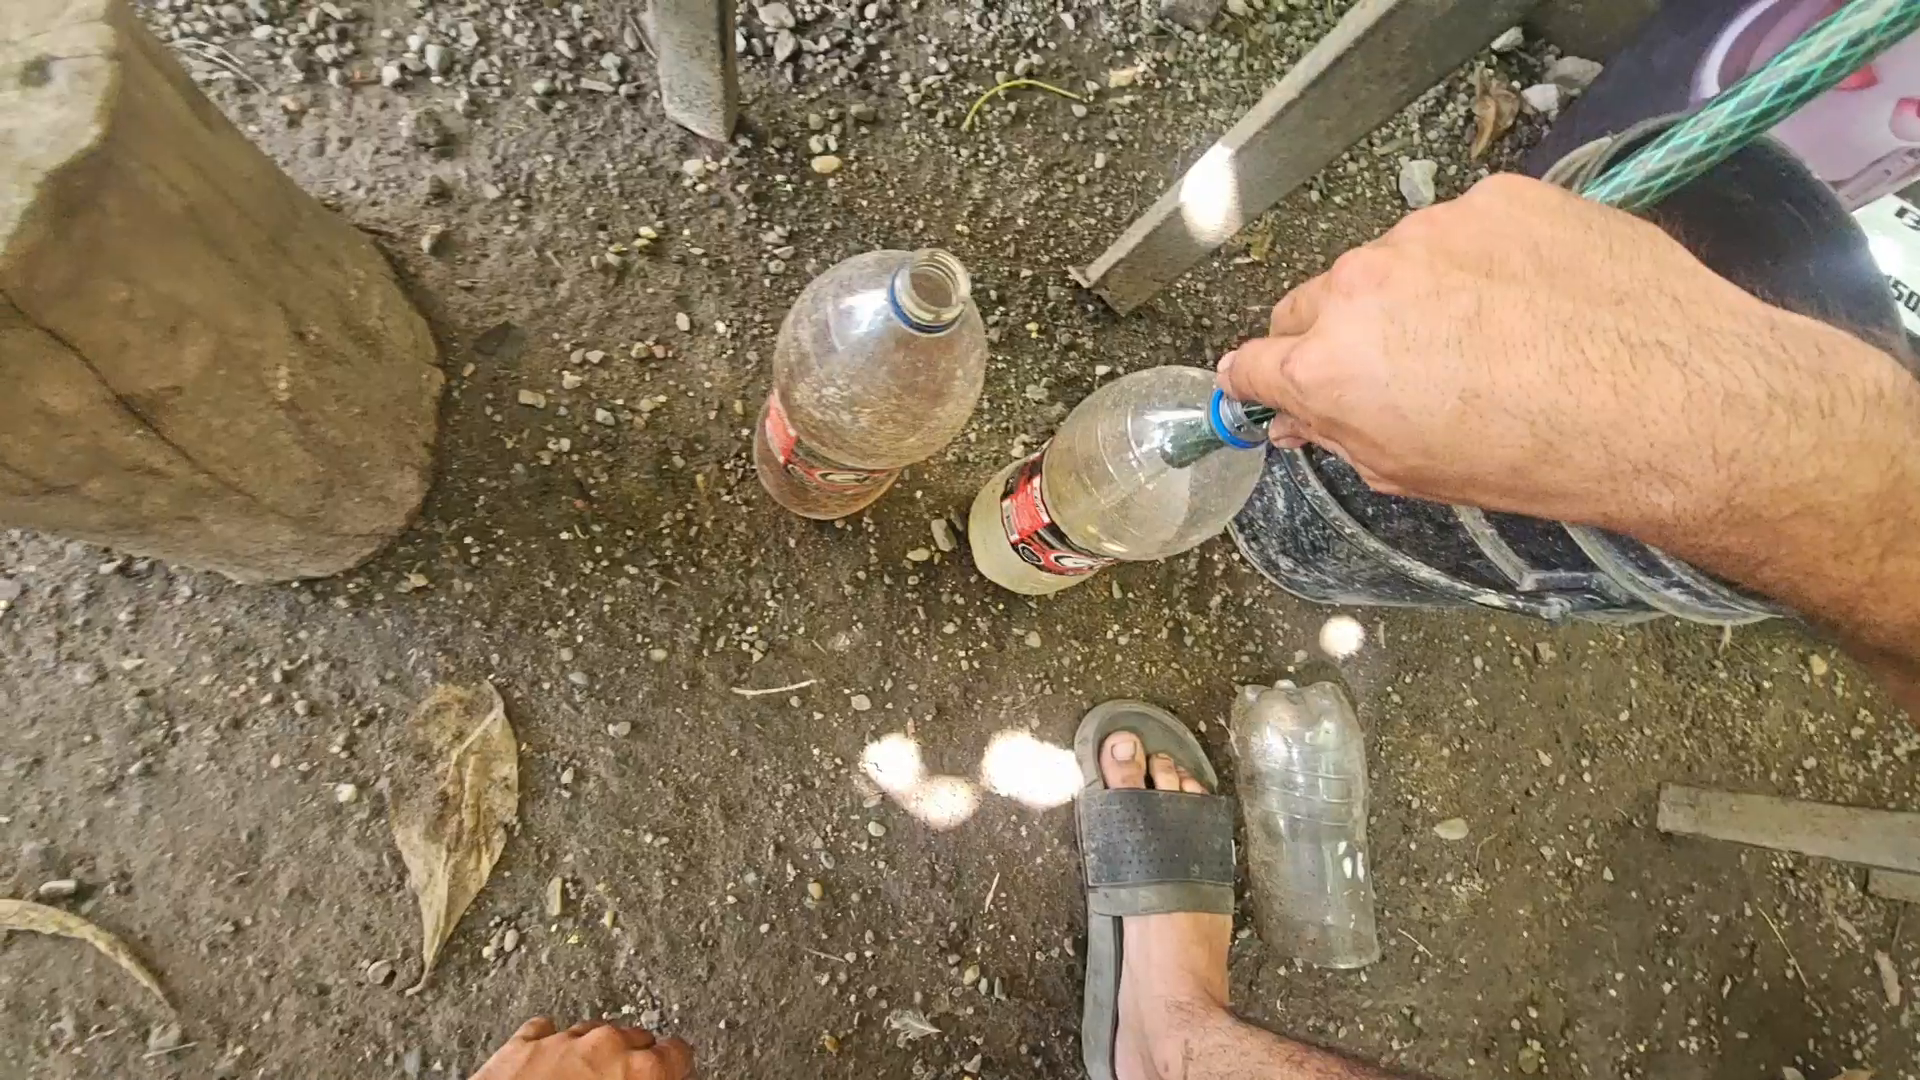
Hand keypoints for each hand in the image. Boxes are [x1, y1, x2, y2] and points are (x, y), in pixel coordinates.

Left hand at [470, 1018, 692, 1079]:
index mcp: (637, 1070)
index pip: (677, 1054)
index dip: (675, 1068)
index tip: (672, 1075)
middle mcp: (606, 1045)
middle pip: (636, 1039)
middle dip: (633, 1060)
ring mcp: (563, 1040)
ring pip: (592, 1033)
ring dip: (592, 1054)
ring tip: (583, 1079)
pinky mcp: (522, 1045)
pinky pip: (544, 1032)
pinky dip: (548, 1046)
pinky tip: (545, 1064)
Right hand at [1217, 172, 1919, 717]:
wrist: (1670, 404)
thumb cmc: (1525, 458)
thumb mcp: (1402, 468)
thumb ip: (1331, 433)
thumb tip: (1293, 417)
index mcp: (1324, 366)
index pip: (1248, 364)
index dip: (1255, 382)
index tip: (1267, 386)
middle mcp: (1355, 290)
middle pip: (1303, 307)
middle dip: (1325, 337)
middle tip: (1382, 365)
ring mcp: (1423, 234)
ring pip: (1375, 267)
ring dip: (1395, 295)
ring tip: (1467, 328)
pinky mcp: (1491, 198)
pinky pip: (1447, 231)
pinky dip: (1461, 259)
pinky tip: (1512, 293)